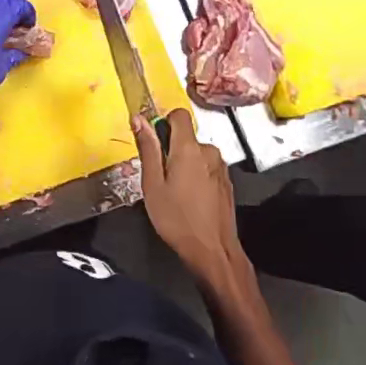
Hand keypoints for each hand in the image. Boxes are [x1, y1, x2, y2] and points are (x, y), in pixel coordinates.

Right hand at [134, 110, 246, 289]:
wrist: (212, 249)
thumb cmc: (176, 218)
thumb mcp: (152, 184)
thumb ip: (148, 149)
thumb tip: (138, 118)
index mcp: (188, 148)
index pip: (179, 115)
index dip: (164, 122)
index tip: (153, 143)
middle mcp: (209, 151)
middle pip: (186, 138)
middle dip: (171, 151)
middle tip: (159, 179)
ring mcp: (221, 167)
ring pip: (196, 155)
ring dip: (184, 166)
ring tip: (174, 193)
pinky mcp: (226, 182)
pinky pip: (206, 168)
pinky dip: (196, 177)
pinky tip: (190, 200)